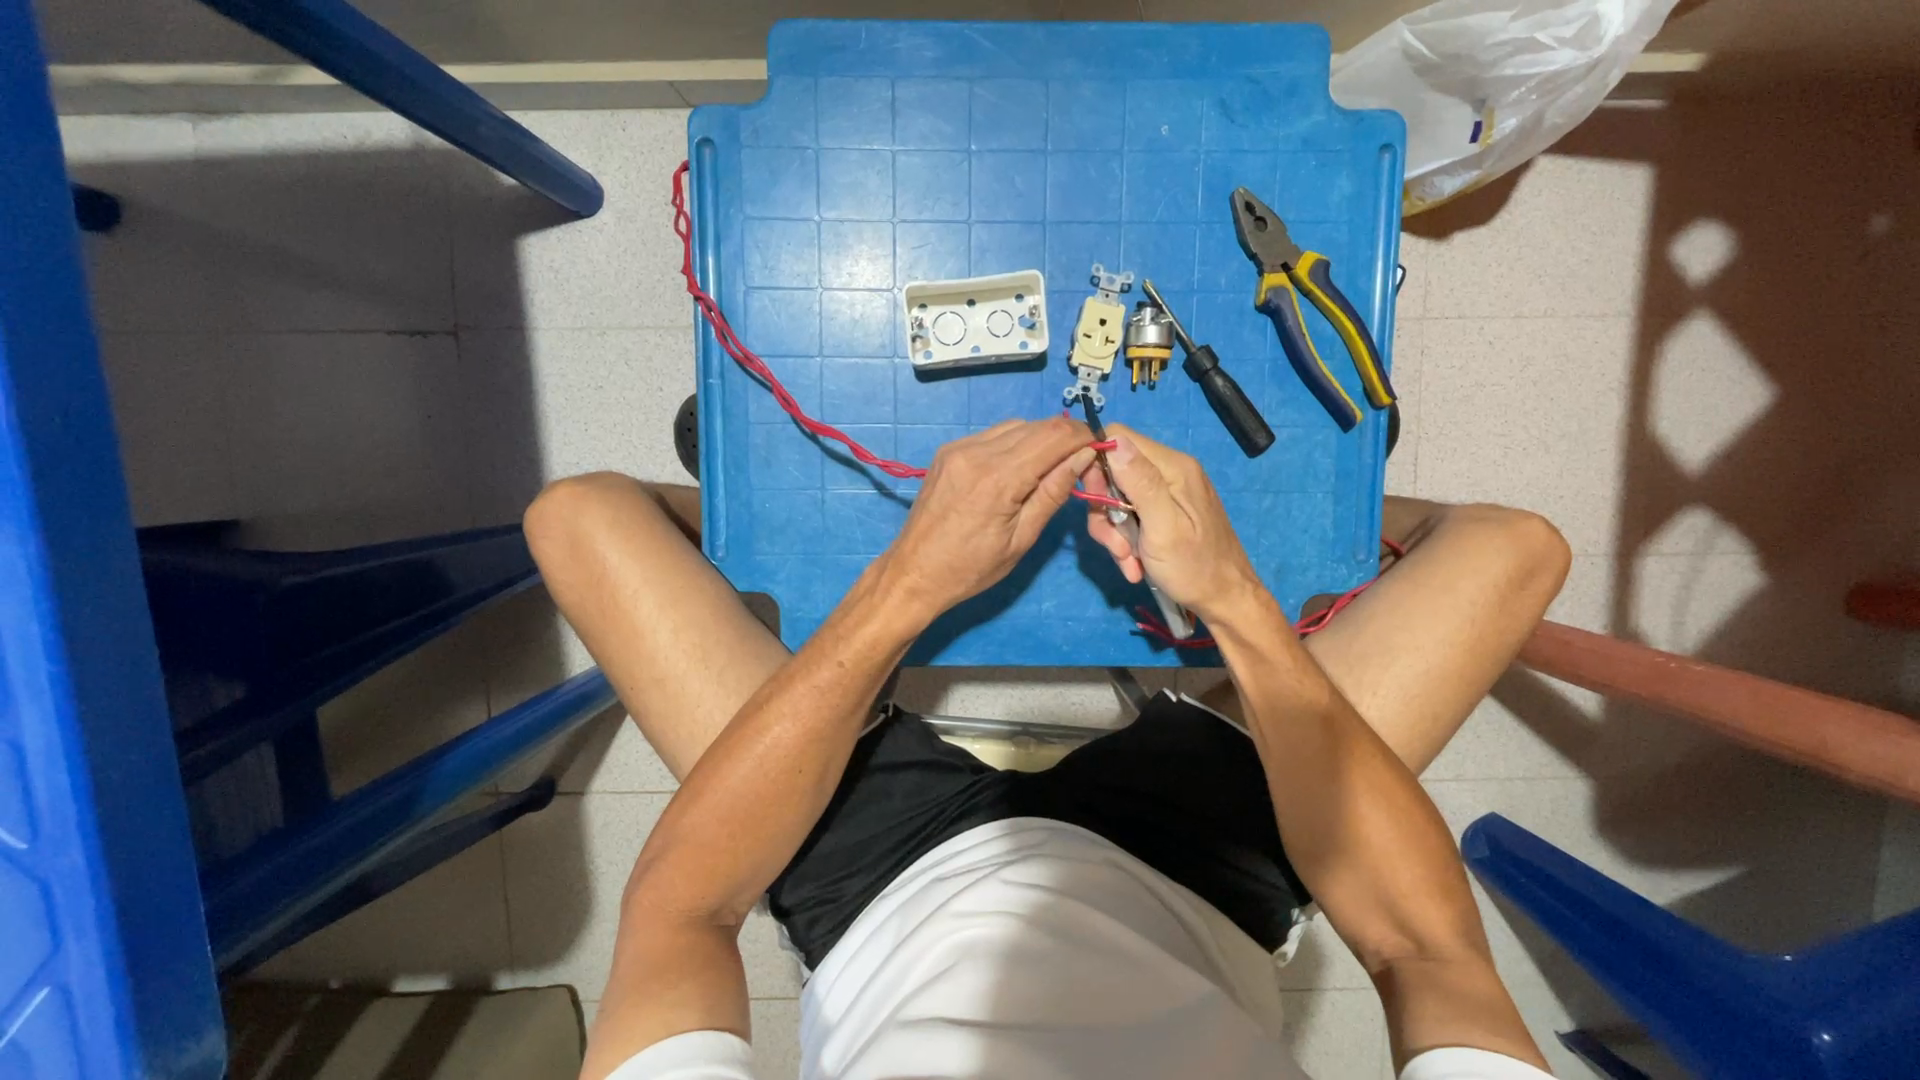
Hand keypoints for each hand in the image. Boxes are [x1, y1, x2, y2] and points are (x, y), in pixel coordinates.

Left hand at [877, 417, 1096, 623]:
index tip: (1100, 450)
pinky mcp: (948, 451)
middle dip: (1066, 438)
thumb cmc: (971, 568)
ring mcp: (959, 448)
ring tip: (1051, 467)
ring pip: (1015, 426)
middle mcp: (977, 452)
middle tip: (1081, 462)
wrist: (914, 572)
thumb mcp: (1022, 538)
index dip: (1084, 437)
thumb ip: (1053, 492)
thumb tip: (1084, 456)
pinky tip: (1019, 467)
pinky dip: (1014, 443)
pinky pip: (992, 435)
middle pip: (1037, 426)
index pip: (1055, 437)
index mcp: (999, 478)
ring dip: (1040, 439)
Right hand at [1081, 424, 1263, 619]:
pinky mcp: (1166, 511)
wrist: (1225, 600)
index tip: (1096, 501)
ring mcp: (1169, 492)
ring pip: (1117, 498)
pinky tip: (1136, 563)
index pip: (1118, 437)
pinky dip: (1127, 540)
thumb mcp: (1163, 528)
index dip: (1096, 464)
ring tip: (1129, 560)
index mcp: (1172, 467)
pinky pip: (1131, 515)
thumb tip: (1114, 441)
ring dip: (1114, 533)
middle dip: (1105, 509)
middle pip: (1113, 470)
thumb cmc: (1195, 568)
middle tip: (1116, 544)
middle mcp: (1171, 471)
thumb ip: (1140, 483)